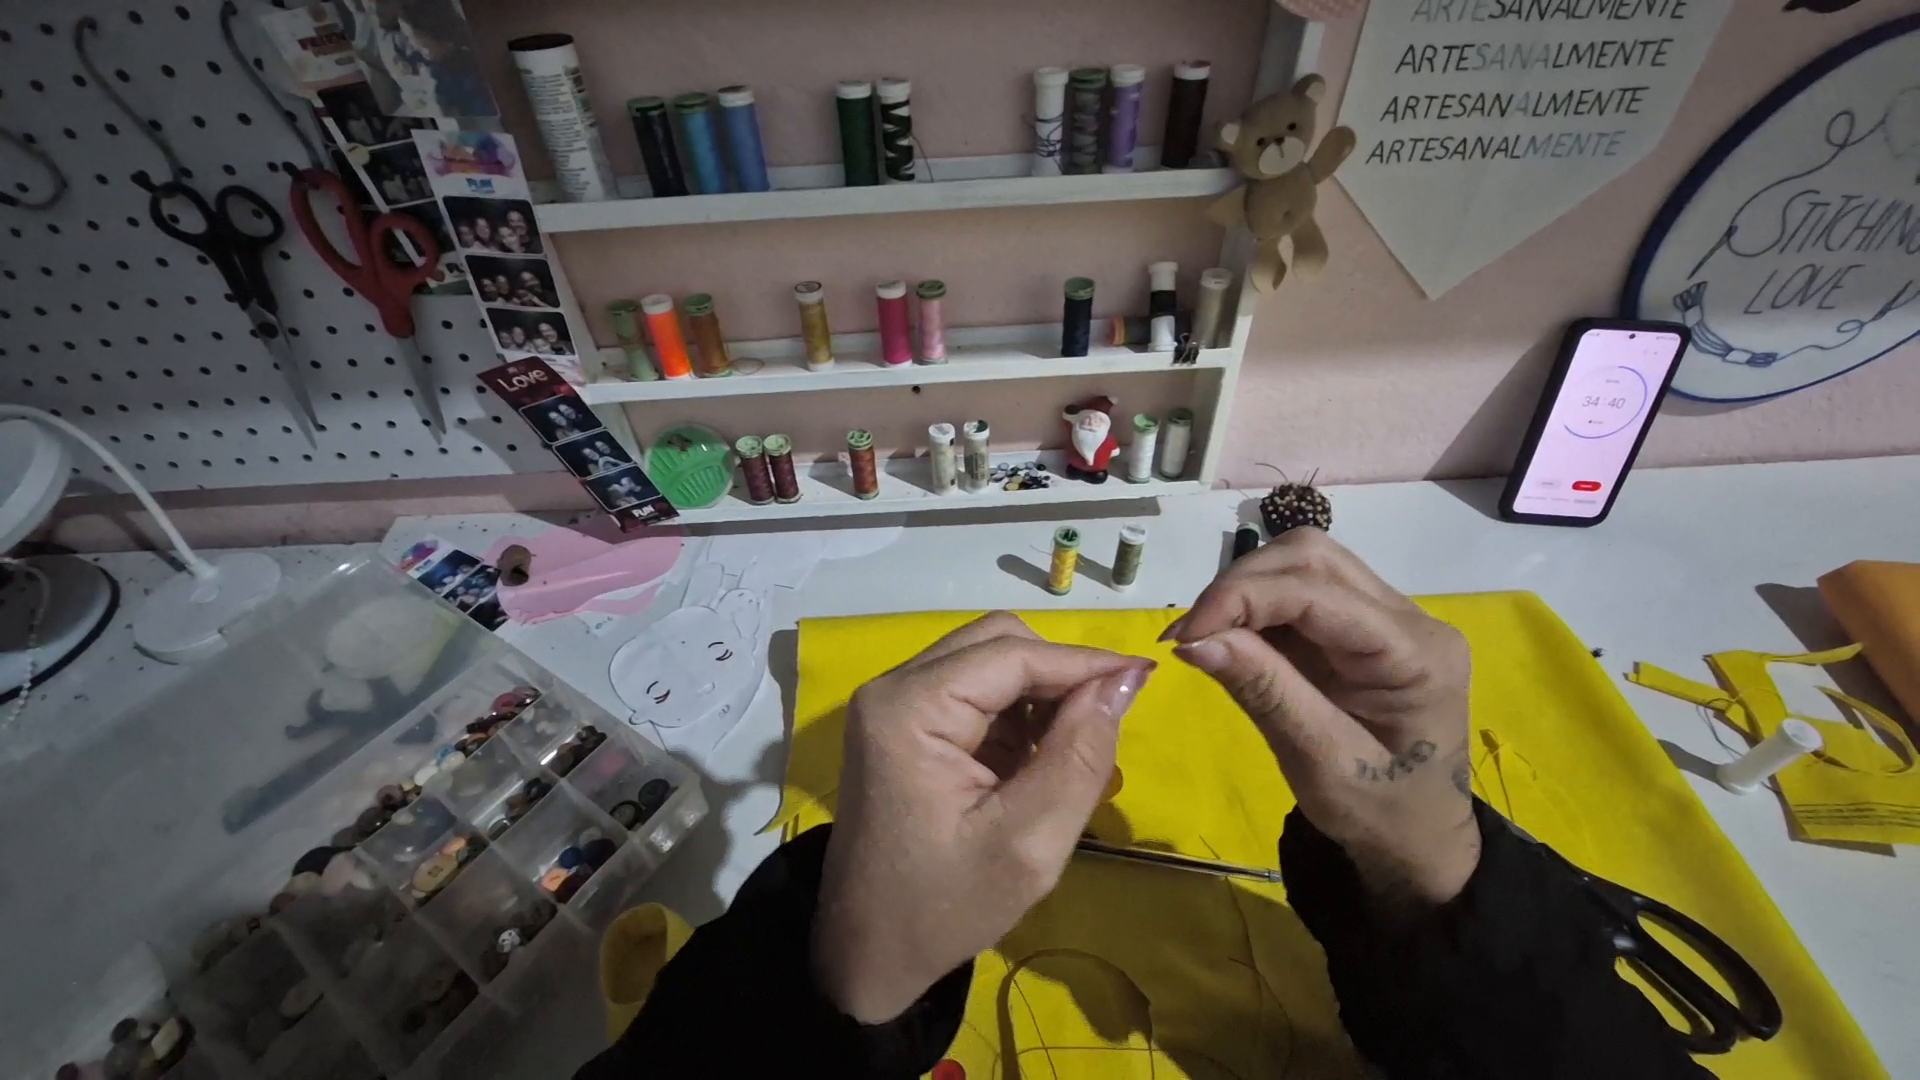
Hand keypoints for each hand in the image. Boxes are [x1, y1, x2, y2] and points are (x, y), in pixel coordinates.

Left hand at [812, 612, 1153, 1022]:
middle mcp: (894, 688)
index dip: (1083, 661)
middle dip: (1057, 675)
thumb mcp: (1028, 844)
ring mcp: (895, 702)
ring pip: (988, 662)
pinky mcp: (904, 721)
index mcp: (910, 709)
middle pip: (996, 643)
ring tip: (1066, 755)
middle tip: (1102, 724)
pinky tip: (1032, 763)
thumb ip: (1079, 756)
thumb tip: (1122, 681)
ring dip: (1038, 695)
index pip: (1011, 655)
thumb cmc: (943, 908)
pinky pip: (973, 691)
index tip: (1143, 677)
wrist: (865, 950)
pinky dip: (1015, 714)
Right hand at [1166, 529, 1478, 907]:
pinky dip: (1252, 605)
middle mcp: (1408, 618)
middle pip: (1310, 556)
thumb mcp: (1319, 761)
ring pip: (1301, 562)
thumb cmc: (1379, 813)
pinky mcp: (1357, 624)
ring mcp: (1384, 616)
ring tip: (1206, 635)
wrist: (1417, 840)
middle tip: (1192, 634)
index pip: (1316, 591)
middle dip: (1240, 584)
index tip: (1183, 635)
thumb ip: (1263, 690)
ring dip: (1243, 589)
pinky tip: (1229, 636)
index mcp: (1416, 653)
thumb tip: (1192, 640)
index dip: (1241, 598)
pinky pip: (1297, 589)